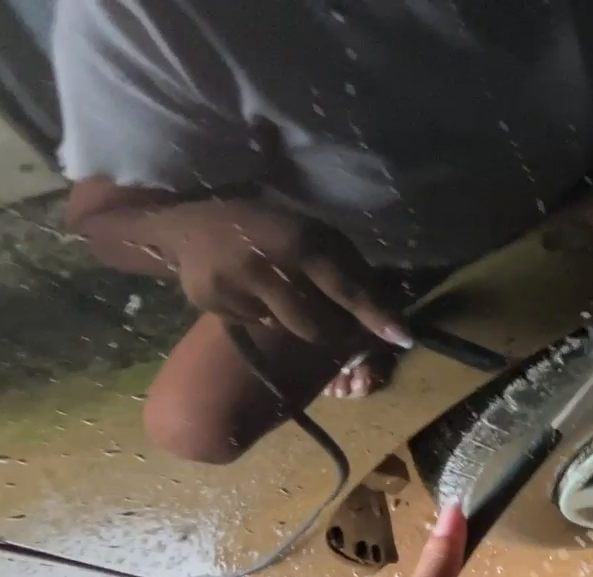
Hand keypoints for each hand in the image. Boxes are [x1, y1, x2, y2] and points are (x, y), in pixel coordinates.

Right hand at [148, 198, 411, 346]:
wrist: (188, 222)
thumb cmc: (269, 227)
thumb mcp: (314, 235)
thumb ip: (352, 272)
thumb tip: (390, 315)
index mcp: (298, 240)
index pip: (346, 289)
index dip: (376, 316)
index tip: (404, 338)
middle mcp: (266, 264)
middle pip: (321, 326)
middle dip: (341, 334)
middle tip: (348, 330)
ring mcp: (235, 286)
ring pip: (292, 331)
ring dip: (308, 328)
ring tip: (298, 301)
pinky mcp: (213, 303)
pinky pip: (260, 327)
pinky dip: (272, 319)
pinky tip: (260, 295)